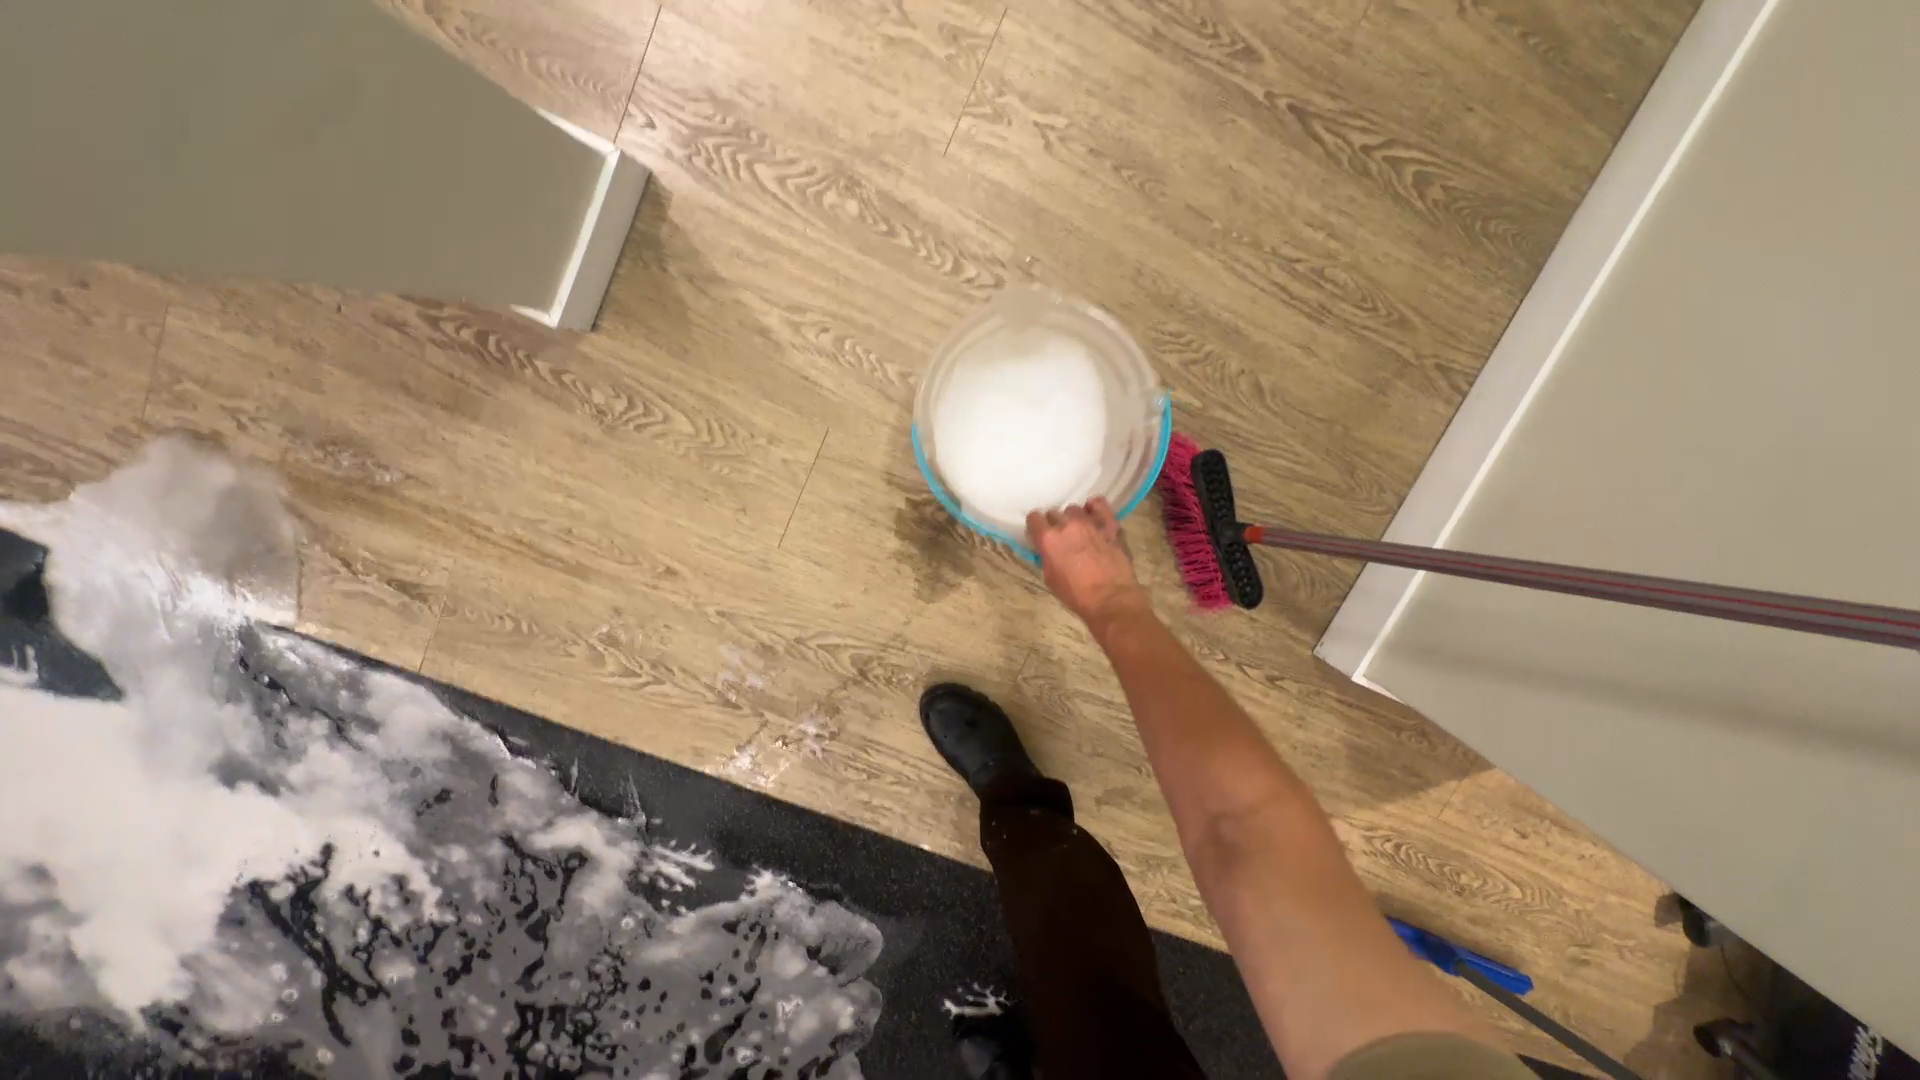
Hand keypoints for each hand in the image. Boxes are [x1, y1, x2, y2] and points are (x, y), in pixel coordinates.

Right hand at [1027, 498, 1148, 627]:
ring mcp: (1089, 522)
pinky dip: (1094, 507)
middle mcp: (1066, 525)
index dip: (1036, 526)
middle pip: (1054, 513)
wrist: (1111, 599)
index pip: (1034, 518)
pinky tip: (1094, 515)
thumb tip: (1047, 549)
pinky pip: (1099, 503)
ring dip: (1074, 519)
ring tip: (1080, 531)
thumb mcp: (1050, 578)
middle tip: (1062, 539)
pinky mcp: (1110, 523)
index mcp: (1048, 539)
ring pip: (1075, 509)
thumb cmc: (1077, 595)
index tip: (1039, 534)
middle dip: (1055, 525)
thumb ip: (1046, 557)